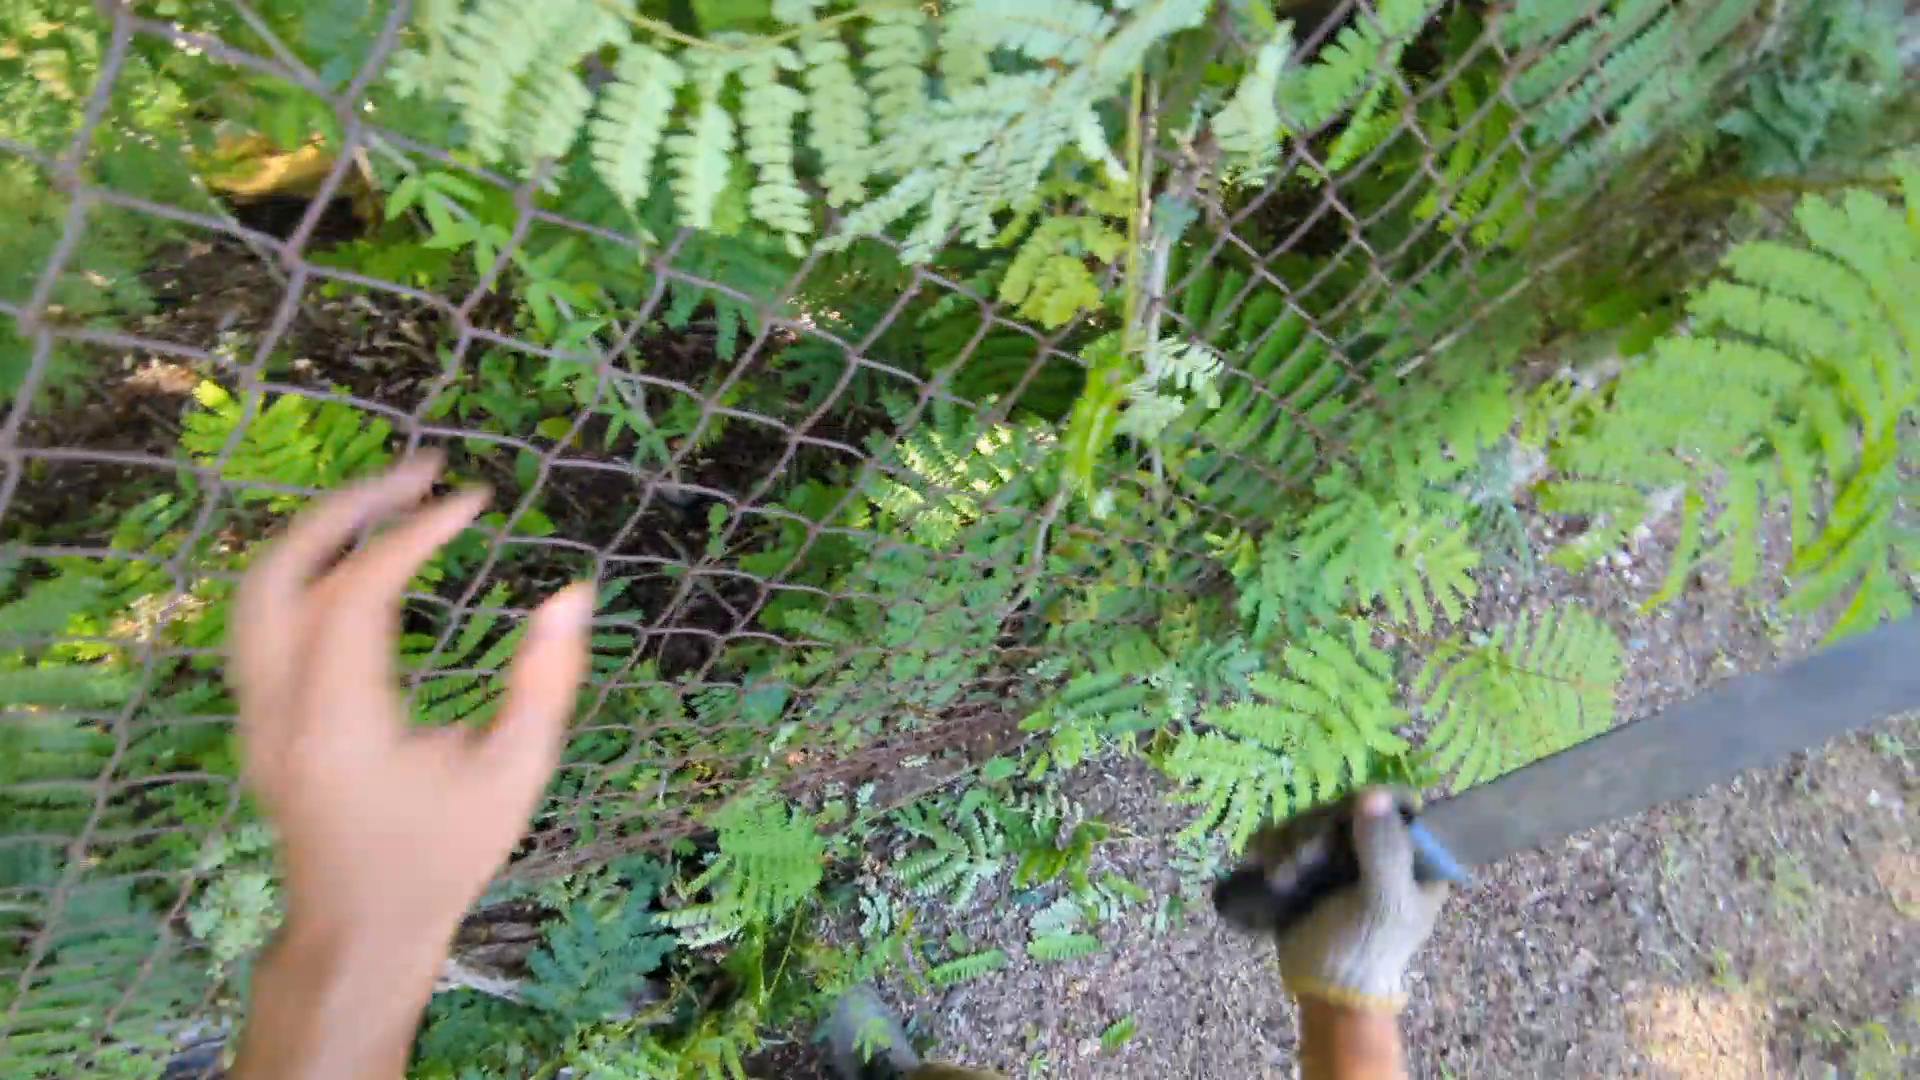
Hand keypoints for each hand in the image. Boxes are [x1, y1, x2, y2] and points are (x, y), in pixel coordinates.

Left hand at [231, 454, 592, 943]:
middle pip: (274, 575)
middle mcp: (277, 710)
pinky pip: (270, 620)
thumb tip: (574, 592)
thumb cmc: (450, 850)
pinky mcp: (263, 719)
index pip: (357, 595)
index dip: (415, 534)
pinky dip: (317, 569)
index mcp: (340, 724)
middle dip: (347, 508)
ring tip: (398, 500)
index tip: (475, 501)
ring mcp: (256, 715)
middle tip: (423, 473)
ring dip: (324, 533)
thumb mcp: (520, 769)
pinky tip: (372, 560)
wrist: (365, 924)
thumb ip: (548, 679)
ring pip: (257, 594)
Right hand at [1254, 788, 1447, 1011]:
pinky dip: (1267, 847)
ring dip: (1287, 846)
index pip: (1400, 804)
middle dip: (1314, 834)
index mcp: (1413, 857)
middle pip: (1340, 808)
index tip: (1344, 820)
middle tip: (1305, 863)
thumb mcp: (1385, 903)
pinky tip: (1262, 867)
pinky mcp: (1301, 860)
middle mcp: (1375, 848)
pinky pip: (1279, 833)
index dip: (1372, 804)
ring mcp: (1335, 853)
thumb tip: (1371, 793)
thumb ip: (1384, 850)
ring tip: (1283, 880)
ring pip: (1305, 819)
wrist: (1324, 987)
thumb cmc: (1366, 949)